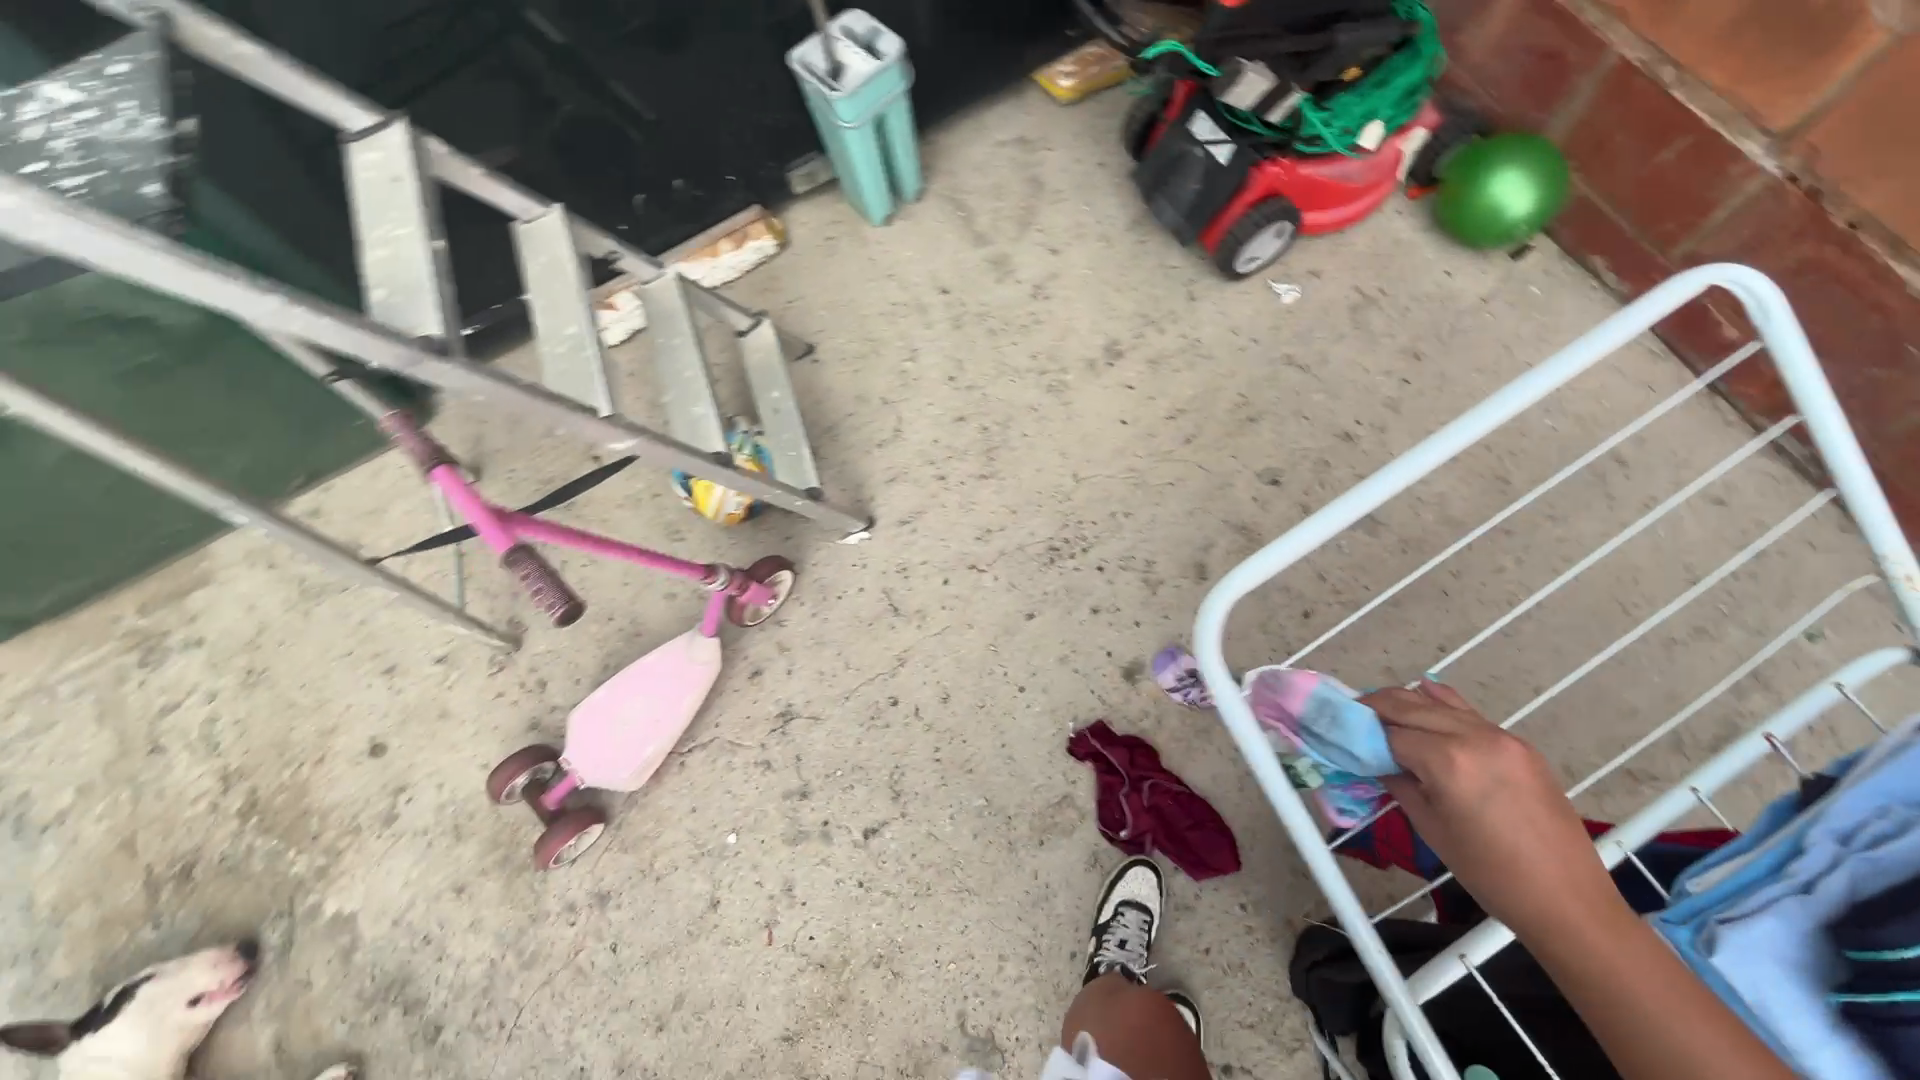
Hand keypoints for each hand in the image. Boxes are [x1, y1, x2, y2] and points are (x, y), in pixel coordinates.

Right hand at [1358, 680, 1622, 936]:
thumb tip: (1374, 761)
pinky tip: (1423, 696)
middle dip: (1374, 708)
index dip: (1358, 732)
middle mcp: (1474, 737)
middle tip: (1347, 718)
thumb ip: (1399, 783)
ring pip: (1438, 702)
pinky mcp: (1518, 744)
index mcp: (1448, 761)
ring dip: (1405, 703)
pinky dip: (1440, 704)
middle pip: (1409, 705)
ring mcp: (1501, 736)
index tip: (1335, 733)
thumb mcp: (1431, 827)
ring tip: (1378, 713)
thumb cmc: (1490, 873)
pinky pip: (1468, 712)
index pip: (1388, 732)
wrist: (1566, 898)